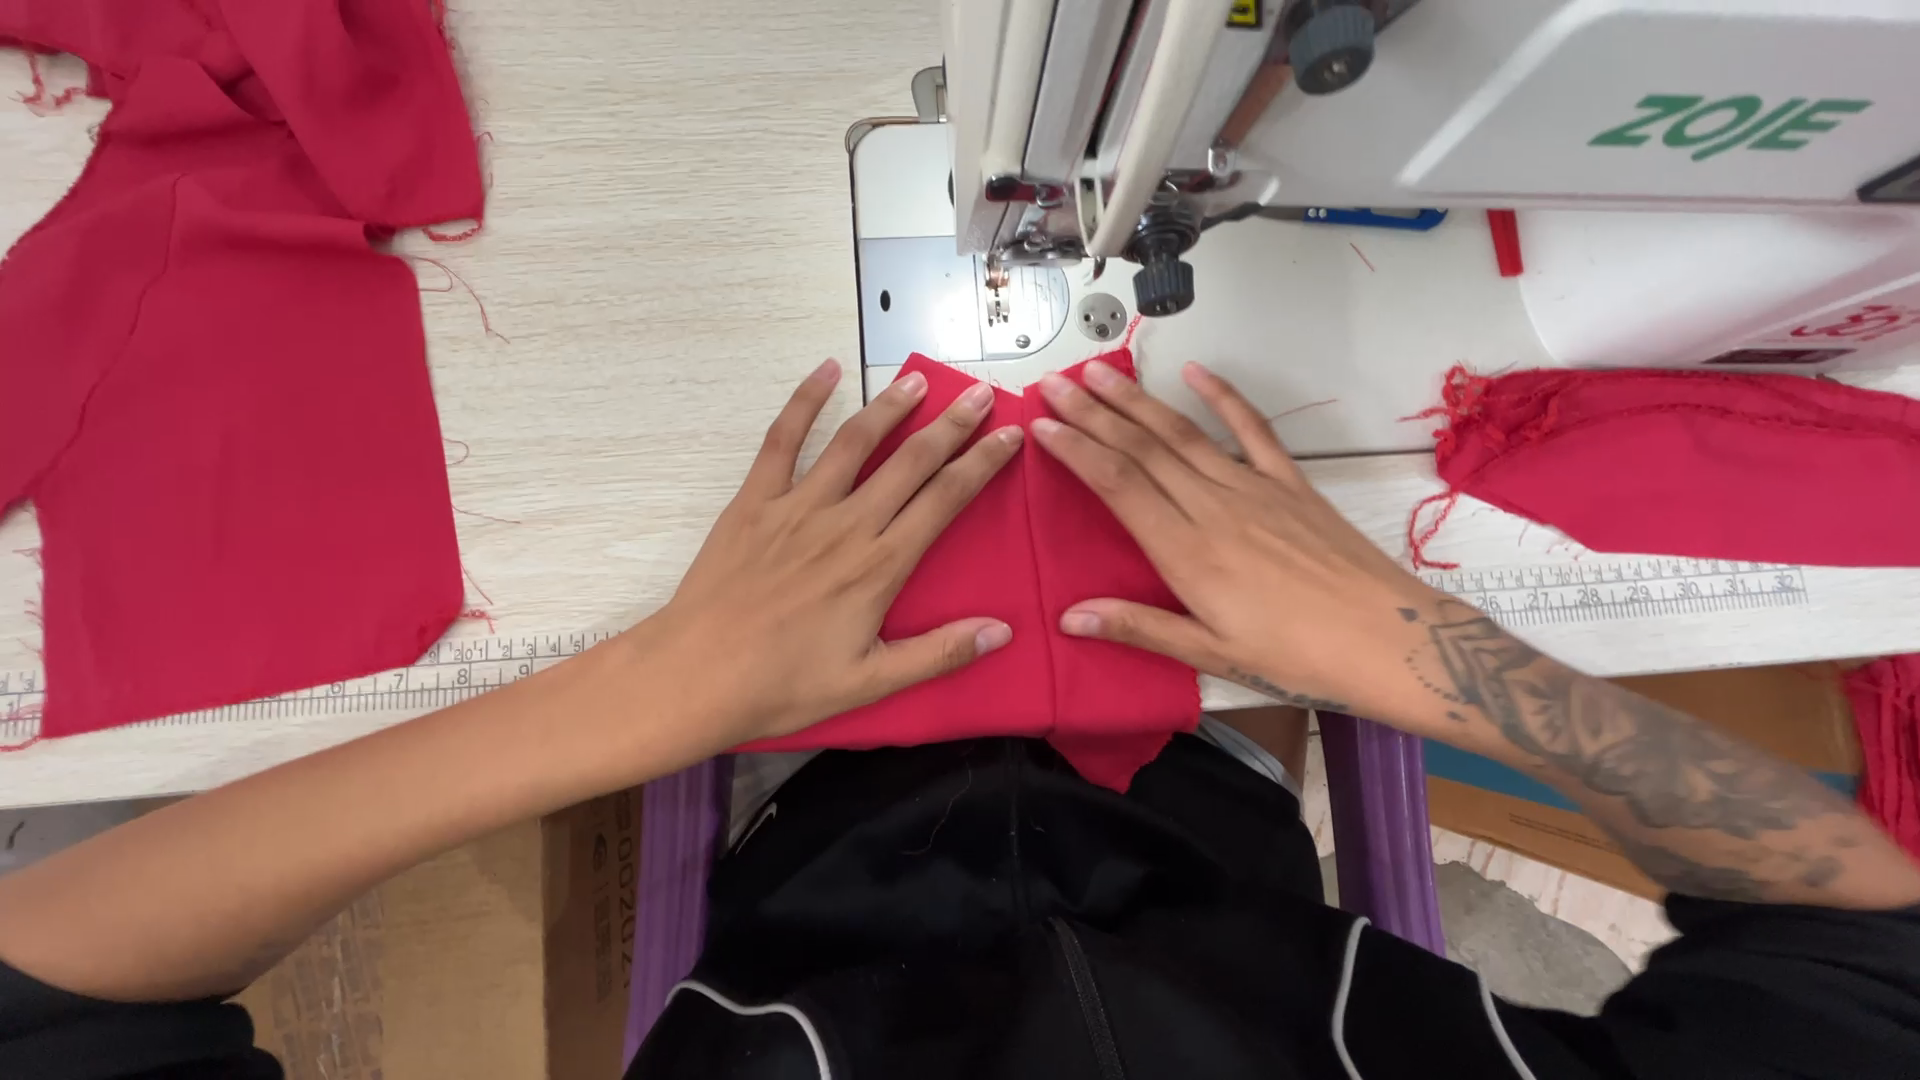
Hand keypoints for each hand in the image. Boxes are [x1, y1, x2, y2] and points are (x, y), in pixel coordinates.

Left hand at [649, 359, 1021, 744]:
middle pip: (911, 461)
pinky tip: (826, 371)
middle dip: (952, 424)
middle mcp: (846, 524)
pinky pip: (782, 440)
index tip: (1010, 435)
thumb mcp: (870, 682)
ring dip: (891, 406)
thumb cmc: (785, 685)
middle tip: (980, 393)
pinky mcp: (754, 500)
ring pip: (854, 441)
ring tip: (920, 380)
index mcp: (880, 565)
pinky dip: (804, 401)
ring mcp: (798, 506)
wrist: (696, 676)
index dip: (983, 463)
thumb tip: (1002, 630)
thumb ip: (939, 652)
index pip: (945, 499)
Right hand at [1029, 359, 1441, 717]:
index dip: (1076, 451)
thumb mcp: (1209, 653)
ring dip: (1137, 399)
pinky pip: (1251, 429)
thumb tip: (1069, 618)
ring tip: (1100, 371)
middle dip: (1093, 412)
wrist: (1387, 640)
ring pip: (1182, 433)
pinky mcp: (1289, 483)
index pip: (1118, 485)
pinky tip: (1196, 371)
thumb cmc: (1294, 655)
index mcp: (1186, 550)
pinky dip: (1224, 396)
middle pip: (1141, 448)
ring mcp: (1253, 487)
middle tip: (1054, 384)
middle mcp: (1213, 507)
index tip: (1043, 426)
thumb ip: (1137, 626)